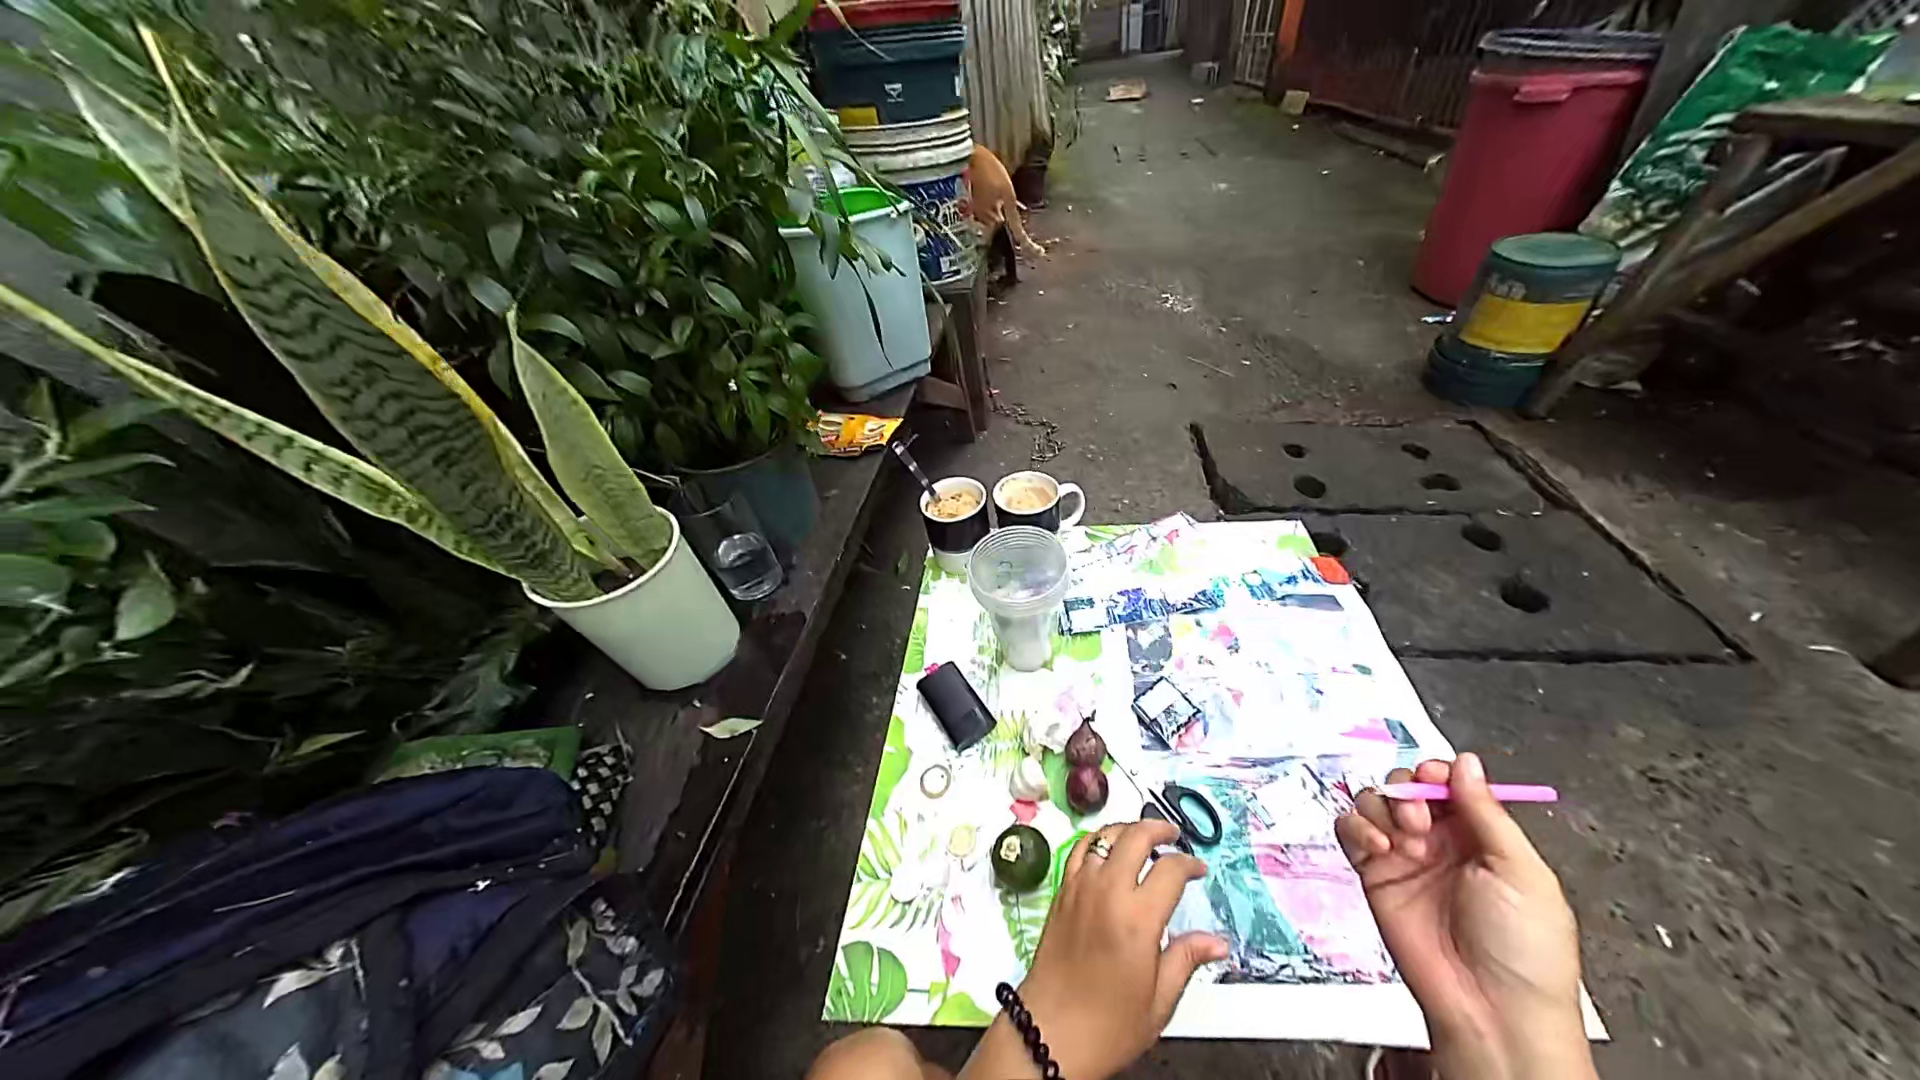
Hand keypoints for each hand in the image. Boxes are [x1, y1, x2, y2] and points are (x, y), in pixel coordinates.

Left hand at [962, 820, 1226, 1079]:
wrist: (1050, 1031)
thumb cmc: (1107, 1025)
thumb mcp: (1159, 999)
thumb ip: (1186, 959)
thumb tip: (1216, 942)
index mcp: (1137, 919)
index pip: (1170, 870)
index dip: (1189, 864)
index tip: (1198, 868)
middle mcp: (1107, 893)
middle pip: (1135, 837)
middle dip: (1159, 829)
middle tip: (1173, 835)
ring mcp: (1080, 888)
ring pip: (1104, 836)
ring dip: (1127, 830)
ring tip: (1143, 835)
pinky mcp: (1061, 892)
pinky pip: (1079, 850)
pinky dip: (1096, 839)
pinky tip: (1106, 846)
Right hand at [1336, 754, 1595, 1079]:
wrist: (1489, 1007)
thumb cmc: (1525, 950)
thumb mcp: (1522, 873)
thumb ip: (1486, 813)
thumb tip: (1466, 763)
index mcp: (1481, 836)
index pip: (1449, 783)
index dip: (1437, 773)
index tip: (1434, 779)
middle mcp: (1440, 839)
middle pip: (1405, 785)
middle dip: (1407, 790)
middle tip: (1420, 817)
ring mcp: (1403, 854)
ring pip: (1373, 800)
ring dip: (1382, 808)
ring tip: (1405, 839)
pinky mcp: (1372, 870)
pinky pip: (1349, 829)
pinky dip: (1356, 826)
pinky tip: (1377, 845)